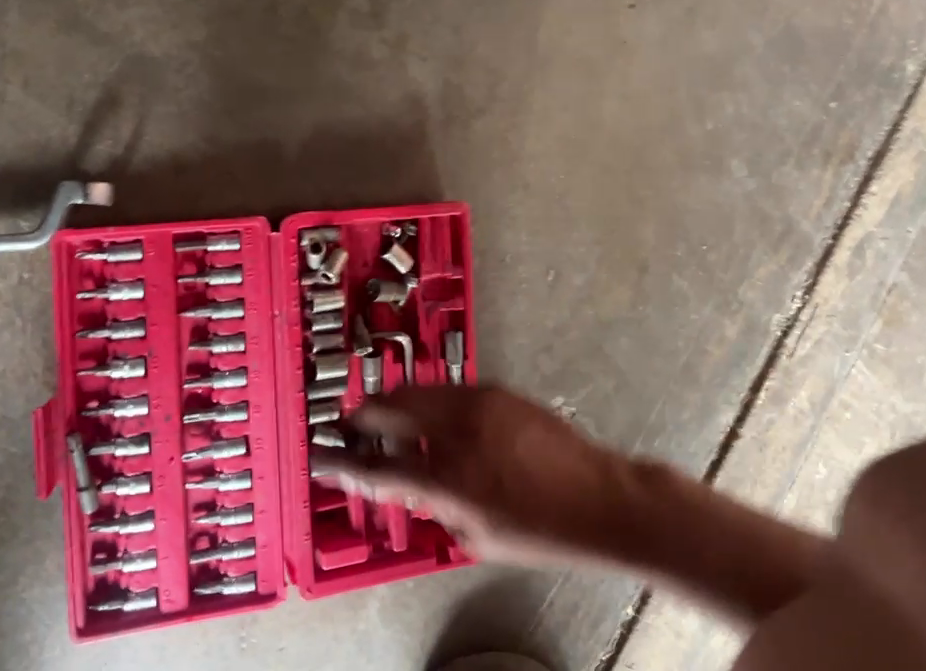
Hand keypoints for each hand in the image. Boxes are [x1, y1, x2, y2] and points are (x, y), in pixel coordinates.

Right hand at [328, 385, 632, 563]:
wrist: (603, 499)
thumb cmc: (542, 531)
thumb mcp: (477, 536)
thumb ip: (436, 507)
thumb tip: (412, 487)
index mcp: (448, 477)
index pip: (378, 467)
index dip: (343, 463)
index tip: (323, 459)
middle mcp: (457, 430)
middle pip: (388, 408)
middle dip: (362, 417)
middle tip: (351, 428)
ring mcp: (478, 401)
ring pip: (415, 390)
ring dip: (393, 404)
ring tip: (387, 420)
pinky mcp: (496, 390)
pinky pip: (446, 389)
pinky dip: (427, 400)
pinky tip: (432, 418)